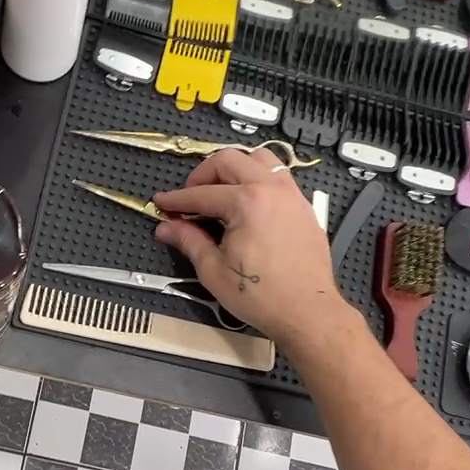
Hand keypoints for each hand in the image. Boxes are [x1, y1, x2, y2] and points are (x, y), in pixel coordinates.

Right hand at [153, 149, 354, 345]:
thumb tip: (167, 228)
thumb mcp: (214, 270)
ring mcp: (291, 194)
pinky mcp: (303, 206)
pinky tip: (247, 202)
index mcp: (246, 202)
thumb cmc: (261, 295)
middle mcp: (271, 188)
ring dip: (234, 168)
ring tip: (219, 191)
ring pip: (259, 159)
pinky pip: (278, 176)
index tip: (162, 202)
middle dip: (203, 174)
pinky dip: (257, 178)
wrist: (307, 311)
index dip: (177, 199)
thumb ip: (189, 241)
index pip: (201, 194)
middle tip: (190, 197)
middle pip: (229, 160)